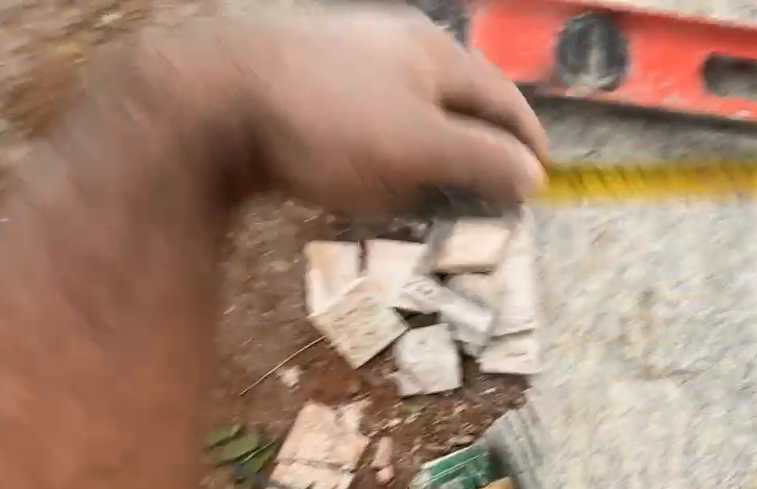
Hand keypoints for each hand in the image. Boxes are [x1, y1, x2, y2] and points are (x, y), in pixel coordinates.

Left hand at [132, 8, 548, 211]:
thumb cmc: (332, 122)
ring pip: (424, 99)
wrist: (213, 96)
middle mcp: (399, 43)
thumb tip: (534, 178)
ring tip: (458, 174)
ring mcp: (354, 53)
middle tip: (506, 177)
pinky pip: (385, 108)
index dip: (529, 138)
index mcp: (435, 54)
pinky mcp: (317, 74)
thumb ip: (483, 161)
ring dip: (449, 137)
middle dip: (492, 136)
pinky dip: (408, 138)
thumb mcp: (420, 148)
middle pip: (466, 93)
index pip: (503, 97)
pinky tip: (397, 159)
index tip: (543, 175)